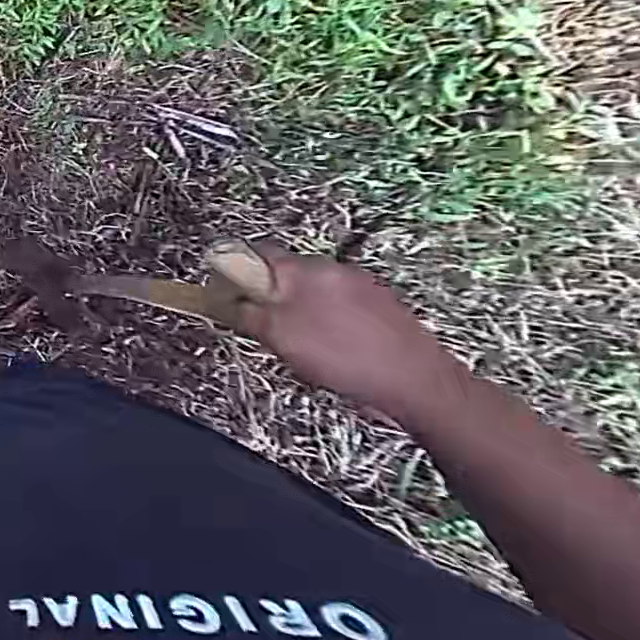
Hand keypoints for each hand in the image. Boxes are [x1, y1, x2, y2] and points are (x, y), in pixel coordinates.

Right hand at [224, 244, 472, 420]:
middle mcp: (333, 269)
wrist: (421, 387)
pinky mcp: (385, 309)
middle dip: (267, 297)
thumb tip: (217, 296)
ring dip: (297, 311)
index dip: (233, 272)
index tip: (227, 297)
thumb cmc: (340, 356)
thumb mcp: (274, 335)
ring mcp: (363, 288)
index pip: (254, 253)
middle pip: (283, 274)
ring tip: (300, 344)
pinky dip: (327, 323)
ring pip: (311, 293)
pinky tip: (333, 351)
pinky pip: (339, 308)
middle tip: (263, 327)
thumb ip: (241, 310)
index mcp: (304, 268)